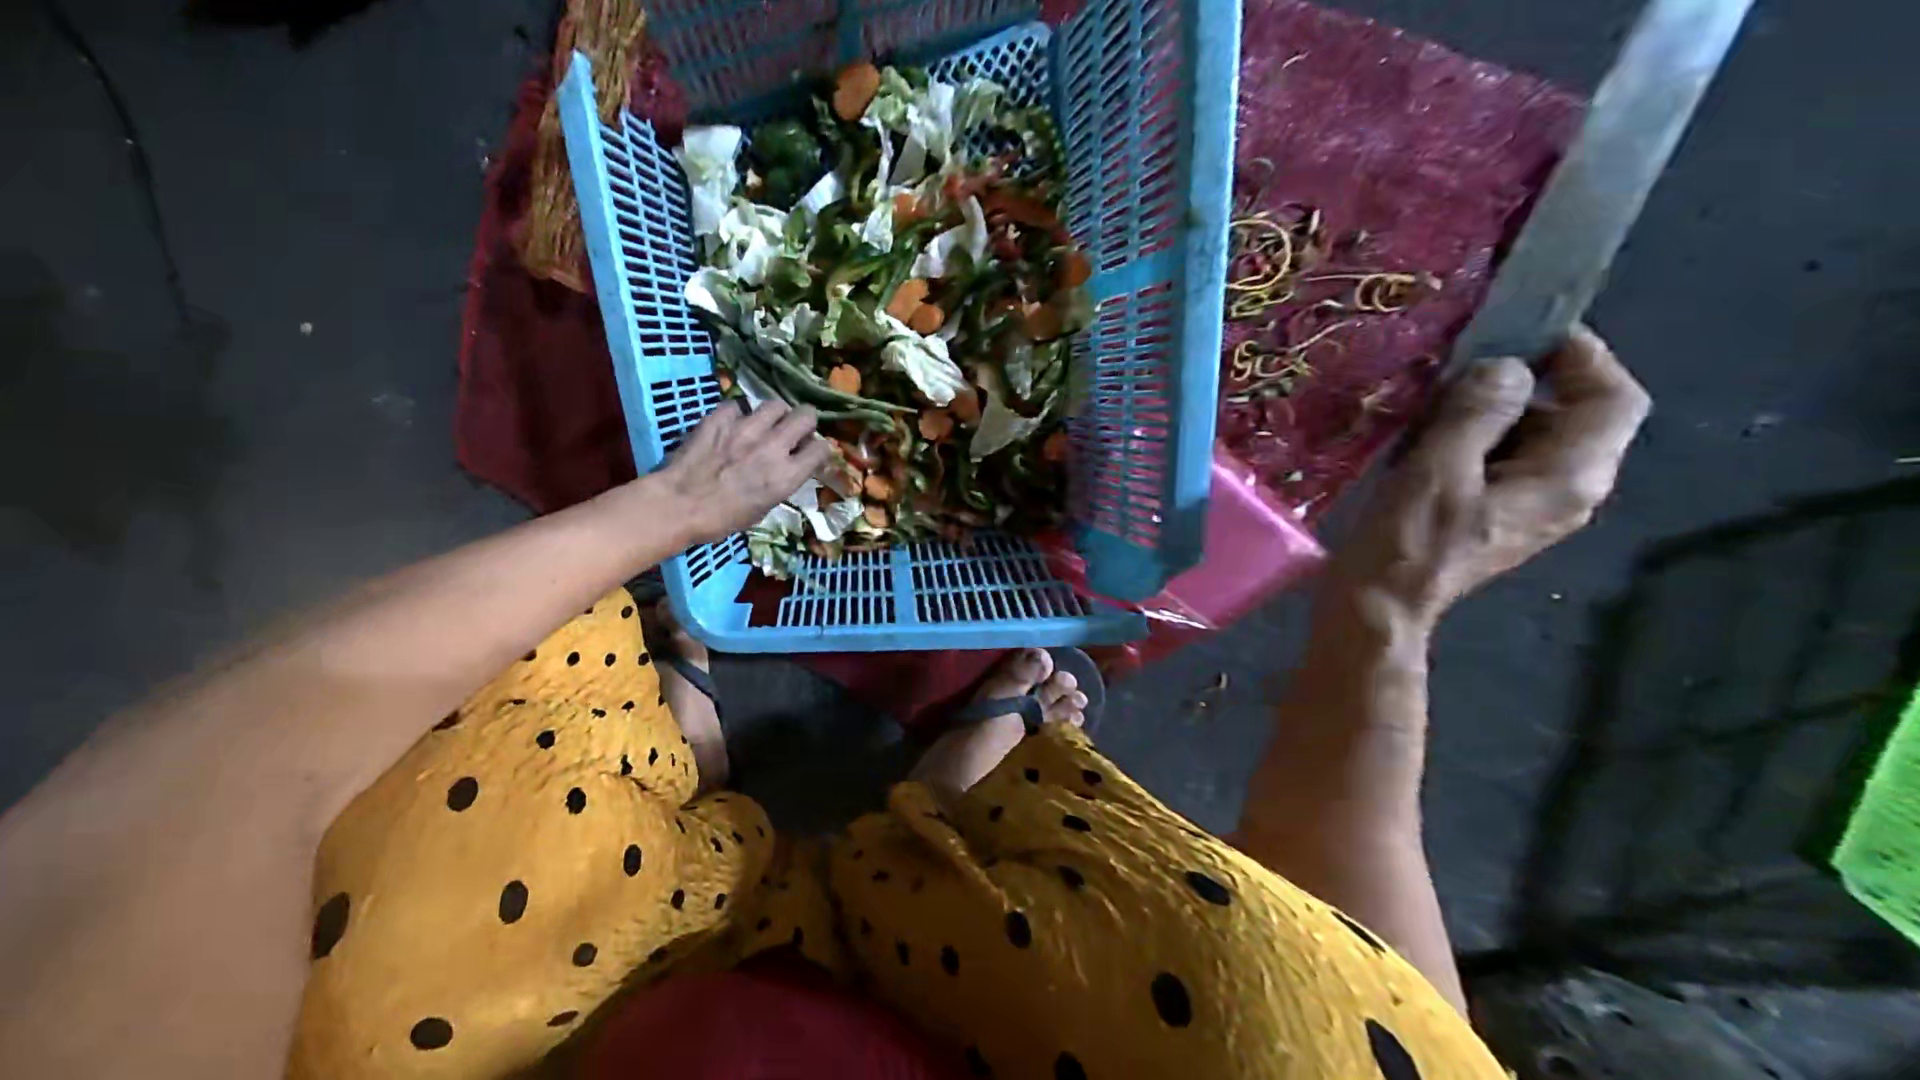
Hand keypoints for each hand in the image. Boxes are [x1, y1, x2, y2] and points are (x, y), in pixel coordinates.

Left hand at [657, 401, 831, 544]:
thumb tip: (786, 469)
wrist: (678, 505)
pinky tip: (732, 425)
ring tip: (764, 424)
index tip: (810, 453)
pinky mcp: (721, 417)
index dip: (819, 449)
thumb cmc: (721, 519)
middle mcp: (773, 447)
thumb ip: (780, 483)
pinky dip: (739, 414)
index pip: (822, 449)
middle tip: (793, 431)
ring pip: (776, 404)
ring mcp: (747, 428)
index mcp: (786, 476)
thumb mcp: (763, 509)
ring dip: (775, 415)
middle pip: (806, 415)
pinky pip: (739, 405)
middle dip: (804, 422)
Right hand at [1326, 326, 1650, 631]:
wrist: (1379, 607)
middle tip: (1454, 373)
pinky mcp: (1496, 516)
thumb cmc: (1409, 541)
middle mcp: (1567, 491)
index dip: (1578, 355)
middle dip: (1518, 385)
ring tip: (1429, 407)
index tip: (1519, 333)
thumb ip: (1478, 410)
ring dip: (1487, 414)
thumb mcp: (1439, 468)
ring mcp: (1531, 507)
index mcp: (1569, 477)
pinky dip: (1471, 441)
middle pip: (1570, 414)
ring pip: (1529, 438)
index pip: (1611, 397)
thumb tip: (1505, 366)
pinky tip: (1423, 443)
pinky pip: (1500, 462)